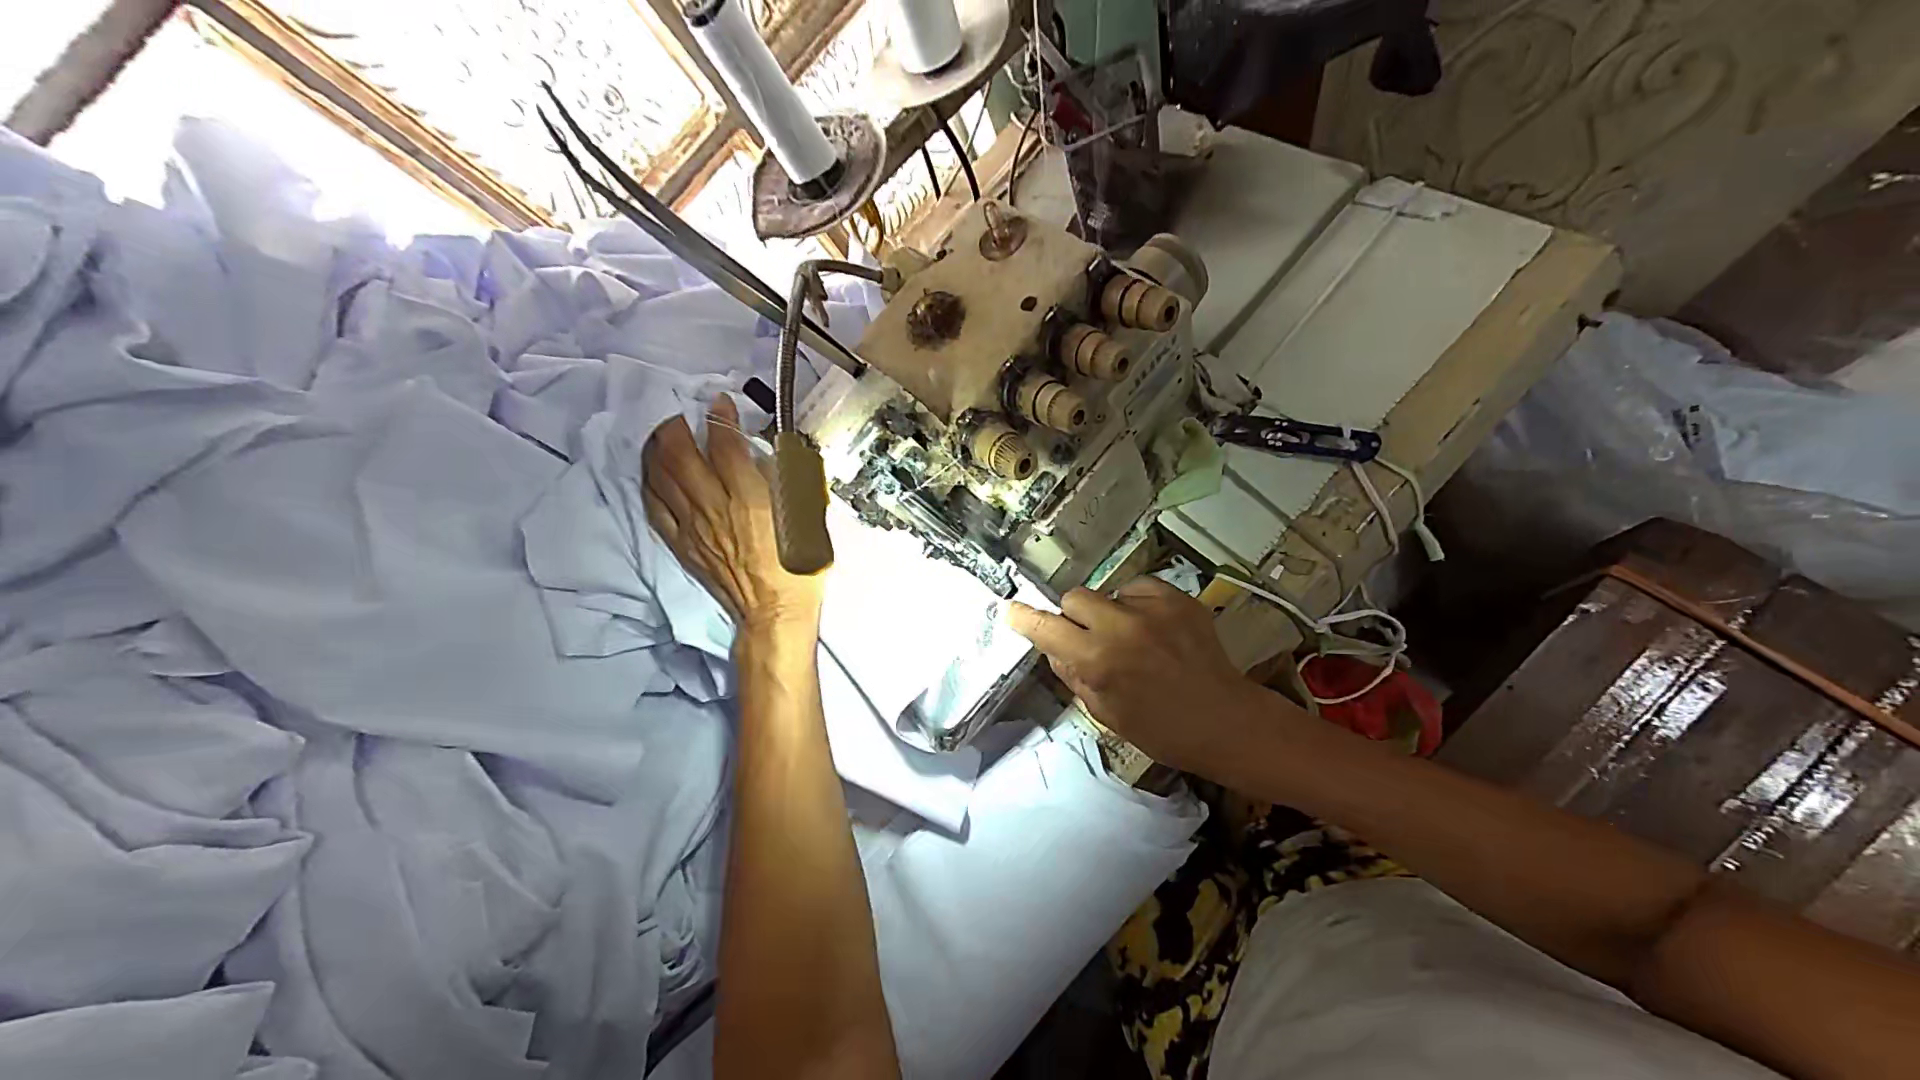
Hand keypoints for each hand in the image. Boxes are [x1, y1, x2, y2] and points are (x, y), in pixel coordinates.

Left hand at [644, 395, 824, 640]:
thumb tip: (776, 455)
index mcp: (750, 496)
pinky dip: (650, 484)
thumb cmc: (800, 567)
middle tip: (682, 414)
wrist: (775, 611)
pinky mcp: (683, 544)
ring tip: (663, 435)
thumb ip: (791, 481)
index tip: (721, 403)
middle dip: (676, 425)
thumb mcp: (809, 517)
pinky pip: (655, 508)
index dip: (720, 416)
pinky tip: (653, 474)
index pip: (725, 443)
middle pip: (680, 454)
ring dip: (658, 449)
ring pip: (661, 476)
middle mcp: (714, 506)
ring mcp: (693, 526)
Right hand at [1007, 578, 1286, 775]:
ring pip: (1106, 591)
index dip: (1025, 619)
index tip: (1012, 611)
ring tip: (1132, 637)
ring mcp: (1152, 608)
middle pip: (1074, 598)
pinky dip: (1137, 604)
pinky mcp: (1178, 598)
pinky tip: (1153, 628)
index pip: (1046, 629)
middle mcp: (1120, 626)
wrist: (1226, 720)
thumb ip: (1073, 674)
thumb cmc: (1161, 729)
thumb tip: (1053, 647)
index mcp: (1098, 660)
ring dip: (1107, 611)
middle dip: (1074, 616)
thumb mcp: (1105, 712)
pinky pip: (1139, 588)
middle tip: (1089, 638)